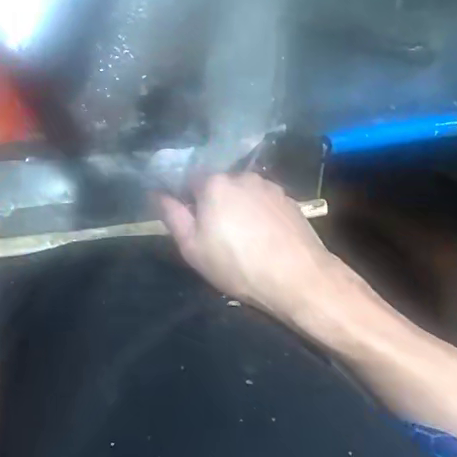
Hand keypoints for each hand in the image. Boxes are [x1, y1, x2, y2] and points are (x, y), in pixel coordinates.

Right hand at [159, 174, 390, 337]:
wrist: (300, 280)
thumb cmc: (237, 264)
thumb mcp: (192, 247)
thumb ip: (172, 215)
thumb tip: (157, 193)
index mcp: (214, 183)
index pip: (189, 180)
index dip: (186, 200)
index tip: (189, 224)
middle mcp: (243, 176)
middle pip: (218, 186)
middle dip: (213, 204)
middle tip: (215, 236)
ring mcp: (270, 188)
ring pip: (243, 194)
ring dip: (238, 210)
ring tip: (243, 240)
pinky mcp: (291, 202)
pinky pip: (264, 204)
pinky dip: (259, 216)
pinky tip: (264, 240)